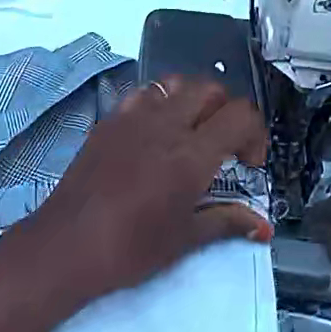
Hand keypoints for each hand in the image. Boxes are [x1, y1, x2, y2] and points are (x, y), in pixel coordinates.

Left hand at [24, 76, 269, 303]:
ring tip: (190, 133)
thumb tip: (262, 226)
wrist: (68, 242)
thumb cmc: (130, 247)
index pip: (239, 115)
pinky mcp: (107, 122)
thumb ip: (227, 222)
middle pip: (209, 89)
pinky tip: (153, 133)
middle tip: (224, 145)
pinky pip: (140, 96)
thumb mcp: (185, 239)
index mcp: (190, 154)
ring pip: (173, 84)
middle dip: (226, 110)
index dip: (255, 134)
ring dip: (191, 99)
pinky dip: (157, 103)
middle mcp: (162, 125)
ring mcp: (130, 118)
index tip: (248, 163)